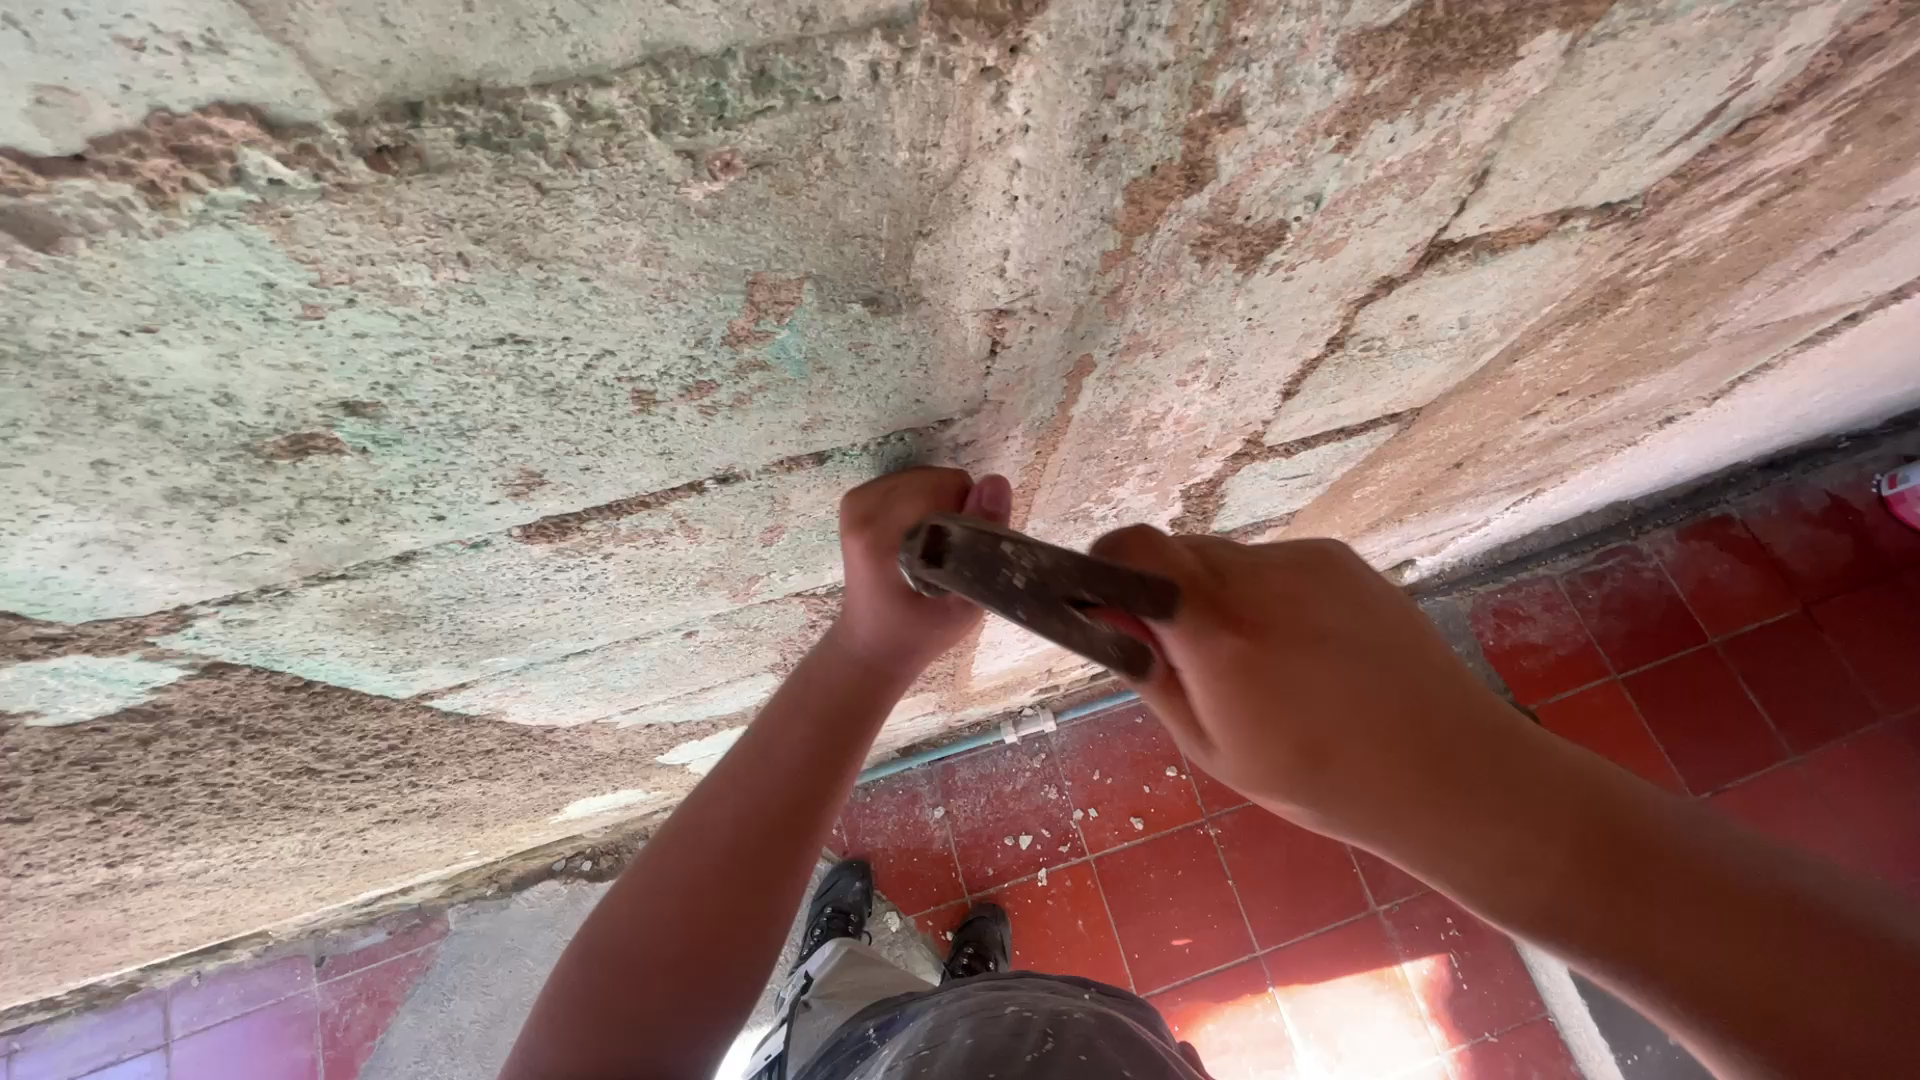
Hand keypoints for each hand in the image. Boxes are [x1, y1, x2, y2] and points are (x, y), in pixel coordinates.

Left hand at [831, 467, 1012, 677]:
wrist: (872, 646)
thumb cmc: (919, 634)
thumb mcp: (964, 603)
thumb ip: (984, 541)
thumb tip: (996, 481)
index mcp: (878, 535)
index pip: (945, 487)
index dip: (970, 514)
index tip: (966, 553)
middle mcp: (861, 509)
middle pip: (935, 478)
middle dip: (956, 508)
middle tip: (953, 555)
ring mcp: (856, 502)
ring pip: (925, 477)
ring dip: (942, 506)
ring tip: (937, 550)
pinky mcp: (856, 501)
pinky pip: (910, 483)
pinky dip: (925, 503)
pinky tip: (923, 538)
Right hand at [1089, 527, 1535, 846]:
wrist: (1451, 770)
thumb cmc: (1317, 778)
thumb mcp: (1210, 745)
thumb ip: (1150, 672)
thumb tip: (1107, 621)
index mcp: (1216, 630)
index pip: (1132, 548)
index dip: (1105, 566)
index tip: (1108, 607)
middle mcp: (1256, 576)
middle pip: (1172, 552)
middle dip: (1160, 593)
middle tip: (1189, 654)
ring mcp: (1302, 560)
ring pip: (1220, 558)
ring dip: (1211, 595)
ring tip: (1258, 659)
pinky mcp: (1337, 557)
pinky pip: (1269, 562)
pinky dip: (1260, 593)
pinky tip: (1301, 646)